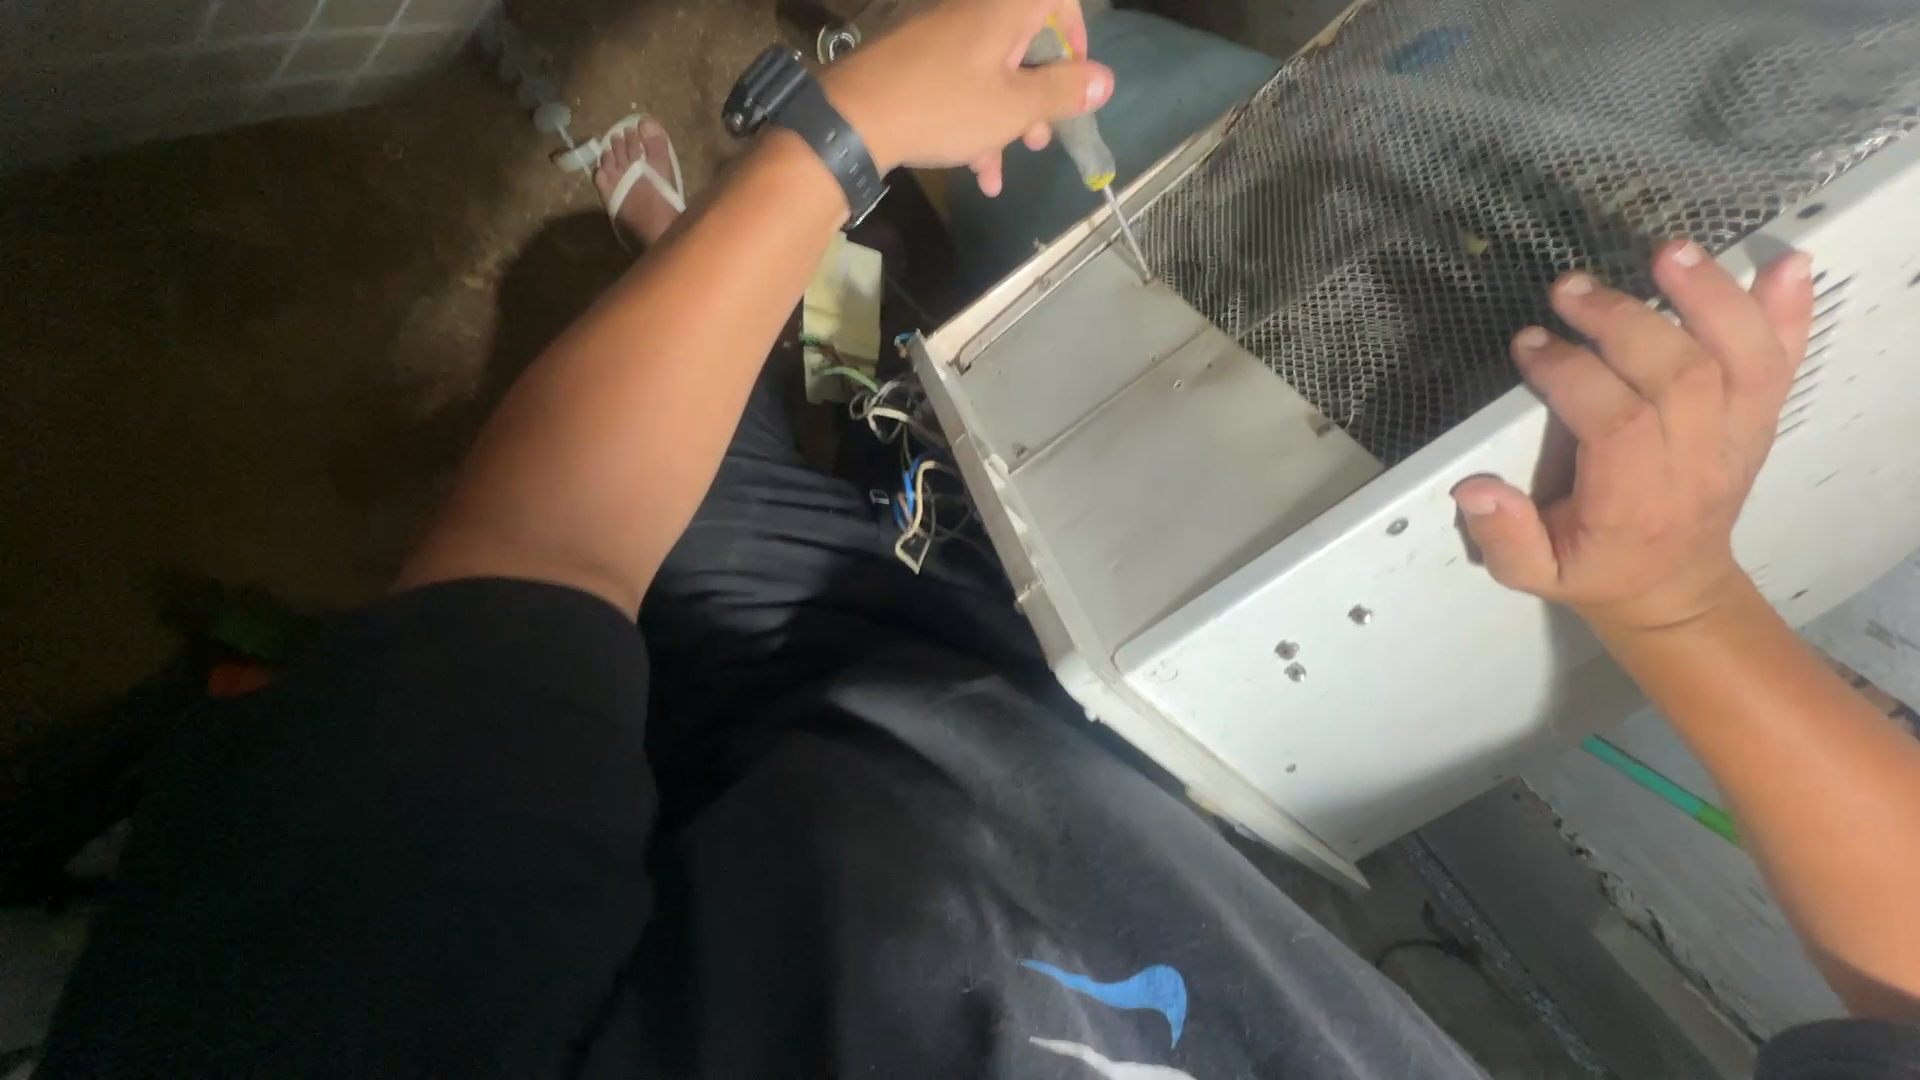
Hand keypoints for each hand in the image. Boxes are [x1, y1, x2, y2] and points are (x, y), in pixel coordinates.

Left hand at [820, 0, 1112, 195]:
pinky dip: (975, 124)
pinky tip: (977, 171)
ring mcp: (946, 38)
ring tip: (1003, 166)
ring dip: (1005, 123)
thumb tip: (1105, 80)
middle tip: (1040, 139)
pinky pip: (962, 87)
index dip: (1074, 36)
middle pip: (1024, 44)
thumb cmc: (945, 107)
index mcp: (1006, 9)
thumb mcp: (1013, 108)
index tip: (1076, 79)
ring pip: (993, 75)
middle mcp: (978, 12)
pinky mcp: (921, 64)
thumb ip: (1061, 93)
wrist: (857, 118)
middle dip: (1037, 96)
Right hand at [1452, 240, 1814, 635]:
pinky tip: (1784, 265)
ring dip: (1710, 298)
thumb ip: (1501, 534)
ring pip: (1740, 357)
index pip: (1616, 421)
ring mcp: (1738, 438)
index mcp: (1635, 501)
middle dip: (1623, 322)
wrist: (1673, 586)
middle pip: (1679, 375)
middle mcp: (1698, 464)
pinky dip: (1789, 311)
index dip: (1571, 373)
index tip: (1527, 343)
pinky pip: (1782, 362)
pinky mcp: (1757, 420)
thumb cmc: (1592, 572)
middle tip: (1569, 289)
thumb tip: (1472, 487)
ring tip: (1667, 252)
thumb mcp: (1528, 572)